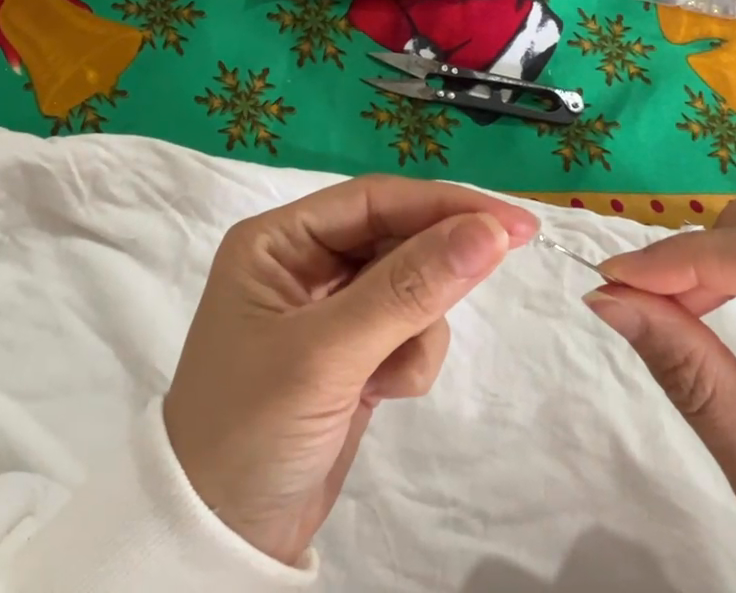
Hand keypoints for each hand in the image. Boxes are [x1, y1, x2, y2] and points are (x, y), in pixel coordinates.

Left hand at [164, 176, 538, 564]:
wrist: (221, 534)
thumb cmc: (251, 428)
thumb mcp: (327, 354)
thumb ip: (408, 289)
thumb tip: (488, 230)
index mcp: (276, 242)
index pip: (373, 200)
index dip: (444, 205)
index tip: (514, 224)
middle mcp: (301, 264)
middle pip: (396, 237)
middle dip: (437, 263)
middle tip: (503, 261)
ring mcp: (329, 312)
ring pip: (410, 286)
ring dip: (418, 326)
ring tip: (389, 375)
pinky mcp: (350, 355)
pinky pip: (406, 331)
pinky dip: (409, 359)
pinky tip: (381, 394)